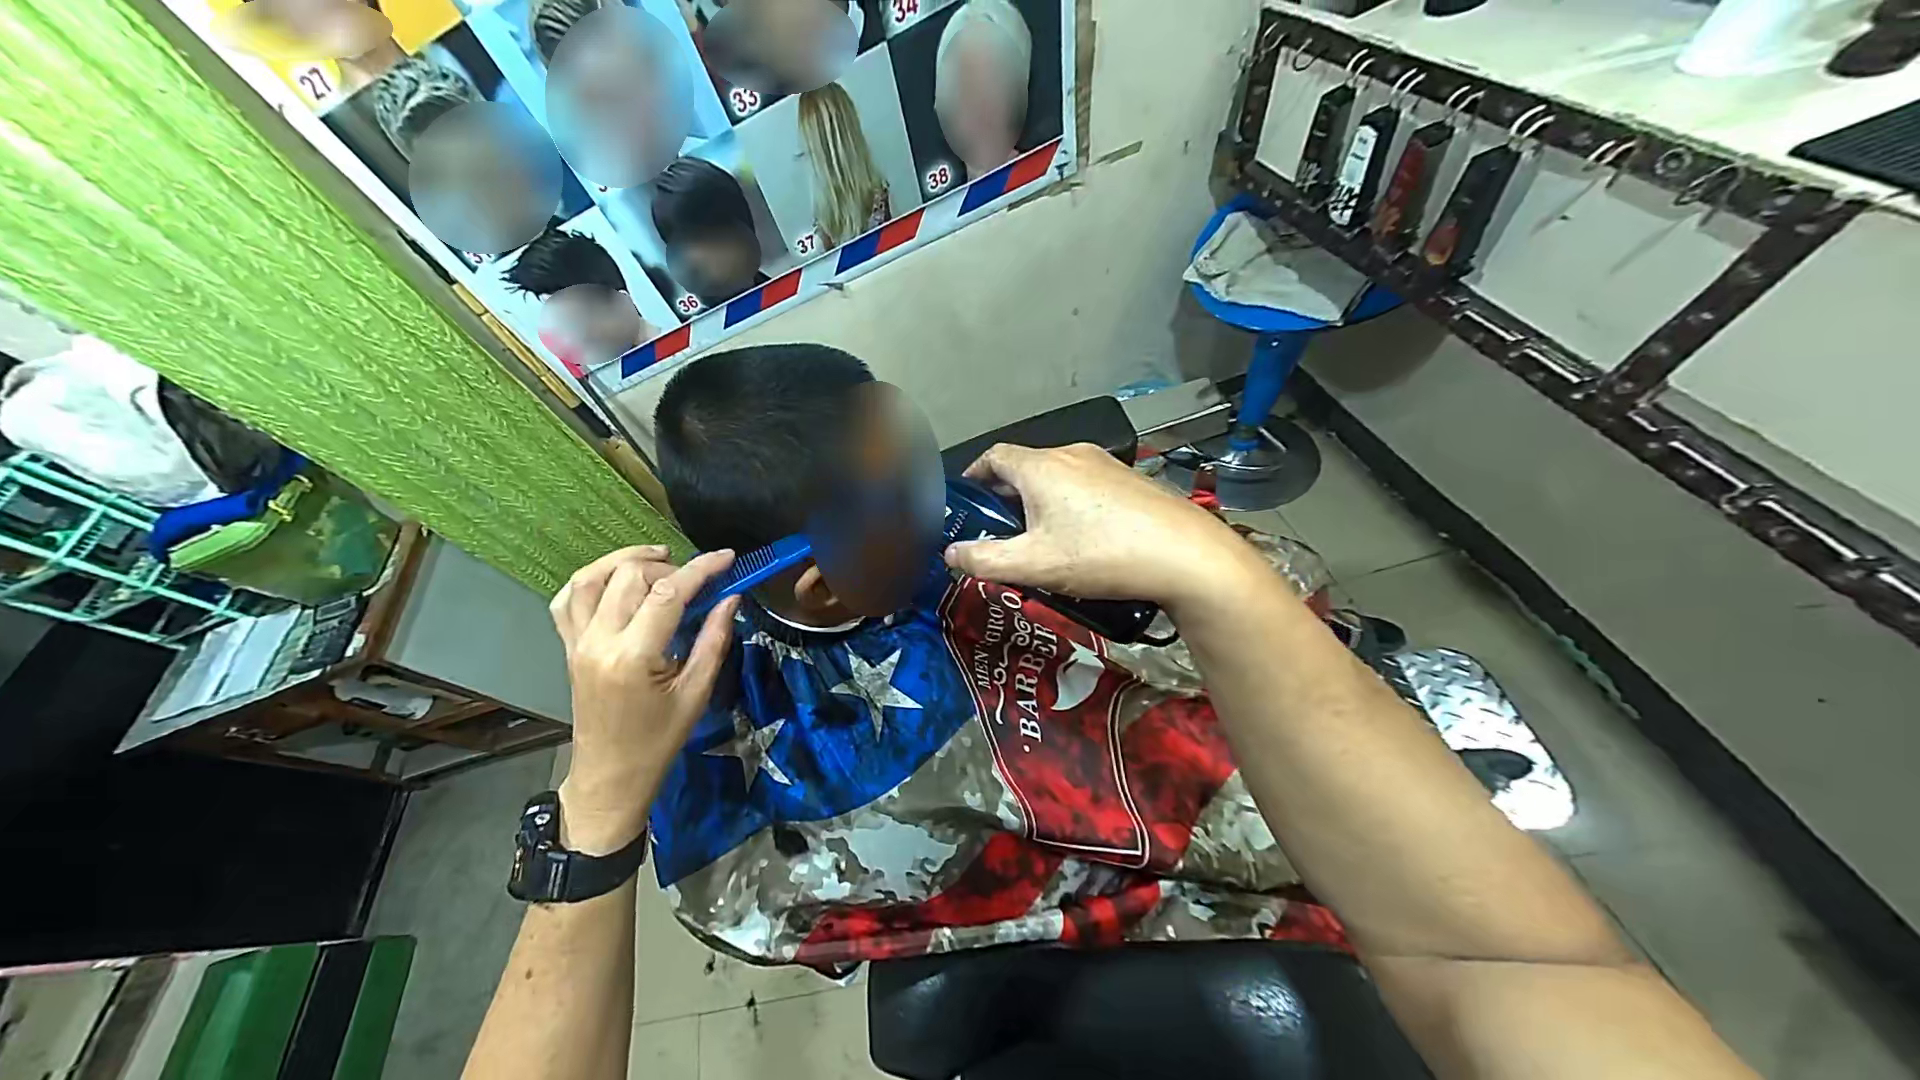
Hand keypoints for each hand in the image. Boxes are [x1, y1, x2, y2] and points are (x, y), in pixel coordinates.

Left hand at [548, 546, 739, 852]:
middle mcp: (598, 641)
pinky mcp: (568, 646)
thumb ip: (714, 640)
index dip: (701, 568)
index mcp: (633, 656)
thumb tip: (731, 597)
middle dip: (669, 567)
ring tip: (659, 559)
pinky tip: (616, 578)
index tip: (727, 558)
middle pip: (630, 576)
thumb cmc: (658, 741)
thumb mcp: (696, 693)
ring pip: (591, 577)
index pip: (668, 593)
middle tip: (697, 581)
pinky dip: (591, 578)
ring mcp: (577, 642)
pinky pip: (568, 599)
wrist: (610, 775)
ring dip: (626, 560)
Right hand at [944, 444, 1271, 614]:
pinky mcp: (1133, 481)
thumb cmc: (1102, 555)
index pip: (994, 456)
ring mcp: (1108, 465)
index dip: (975, 475)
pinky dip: (1072, 503)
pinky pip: (1088, 485)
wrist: (1187, 556)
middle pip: (1026, 466)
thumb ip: (985, 560)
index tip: (968, 500)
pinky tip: (1086, 537)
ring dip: (1042, 499)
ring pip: (1059, 476)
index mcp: (1041, 467)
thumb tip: (951, 555)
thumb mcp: (1034, 564)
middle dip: (1007, 494)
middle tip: (1002, 530)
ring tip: (1042, 537)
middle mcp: (1073, 455)